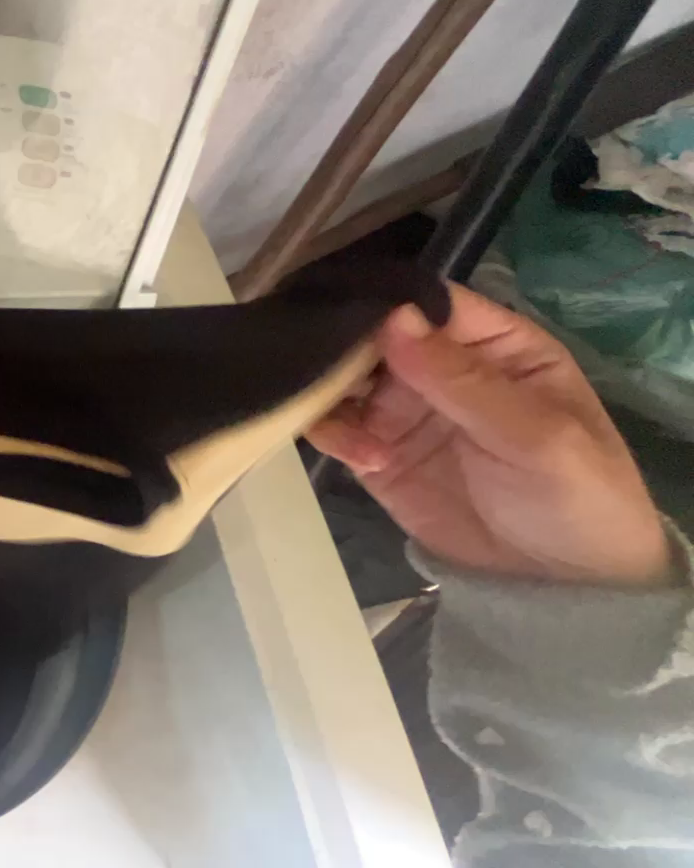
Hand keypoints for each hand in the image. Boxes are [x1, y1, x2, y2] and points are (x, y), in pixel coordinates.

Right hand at [306, 285, 672, 587]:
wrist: (552, 586)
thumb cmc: (573, 497)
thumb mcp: (534, 435)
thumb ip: (461, 378)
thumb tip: (393, 315)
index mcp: (491, 347)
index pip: (428, 304)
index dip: (383, 299)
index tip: (333, 306)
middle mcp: (434, 367)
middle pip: (367, 335)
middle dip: (336, 347)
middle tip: (312, 365)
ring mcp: (396, 405)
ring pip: (335, 376)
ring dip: (325, 394)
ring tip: (347, 428)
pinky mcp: (365, 443)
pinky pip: (326, 422)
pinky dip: (329, 435)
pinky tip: (363, 459)